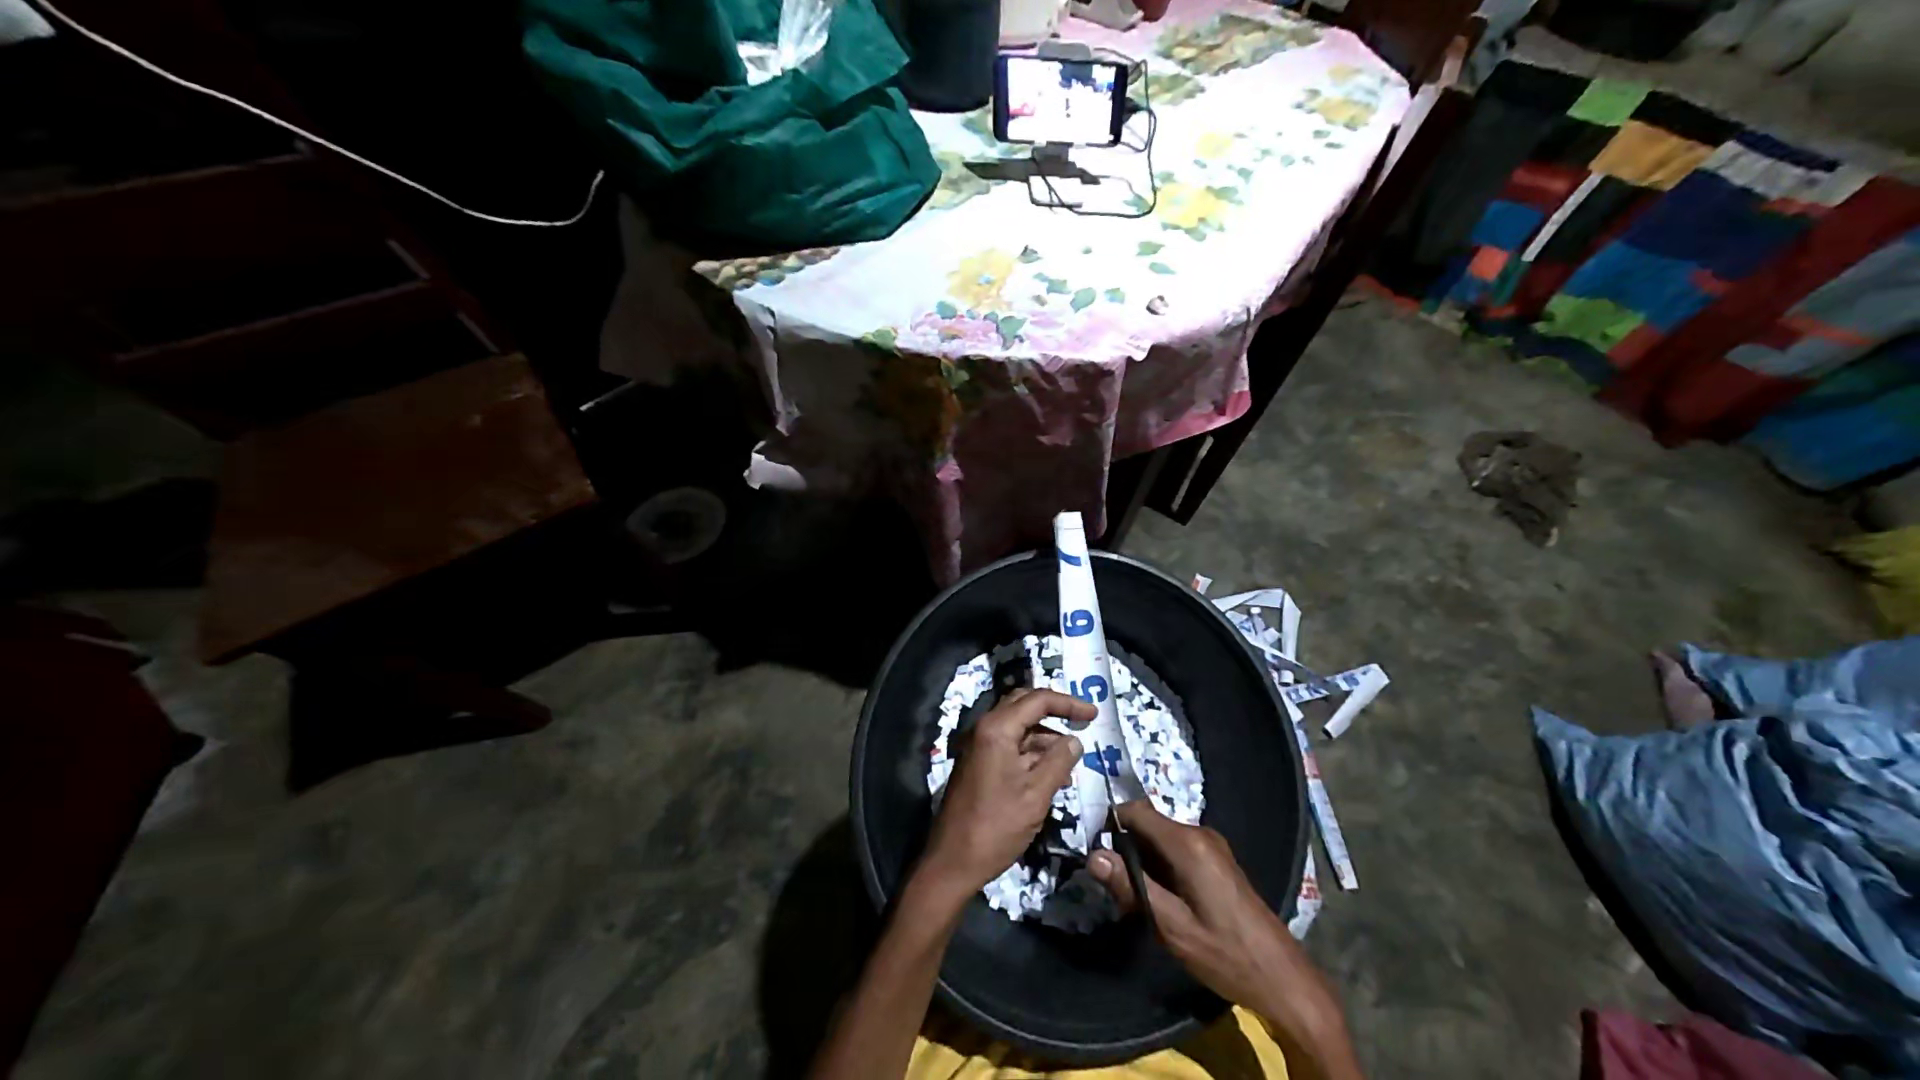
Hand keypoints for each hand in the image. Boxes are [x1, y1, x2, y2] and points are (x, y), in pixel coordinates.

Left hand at [920, 690, 1089, 901]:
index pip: (1037, 700)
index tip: (1094, 714)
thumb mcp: (1036, 795)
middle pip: (1023, 705)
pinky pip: (1008, 745)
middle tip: (1081, 721)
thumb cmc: (996, 827)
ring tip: (1072, 757)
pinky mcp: (977, 764)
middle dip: (1054, 711)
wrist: (952, 861)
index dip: (1068, 703)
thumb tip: (1074, 740)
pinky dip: (1031, 752)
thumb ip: (1058, 762)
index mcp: (996, 729)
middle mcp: (983, 729)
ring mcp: (978, 747)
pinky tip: (1052, 772)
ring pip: (1016, 727)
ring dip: (1044, 736)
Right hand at [1089, 802, 1359, 1078]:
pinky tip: (1162, 904)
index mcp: (1188, 844)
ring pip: (1160, 840)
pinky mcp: (1218, 861)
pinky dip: (1161, 869)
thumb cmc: (1226, 954)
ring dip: (1142, 864)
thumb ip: (1131, 887)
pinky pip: (1177, 851)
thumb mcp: (1172, 926)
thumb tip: (1093, 856)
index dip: (1110, 823)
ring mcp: (1212, 847)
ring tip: (1137, 904)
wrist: (1284, 979)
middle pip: (1147, 825)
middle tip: (1117, 891)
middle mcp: (1200, 834)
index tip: (1095, 852)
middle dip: (1126, 851)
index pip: (1136, 811)